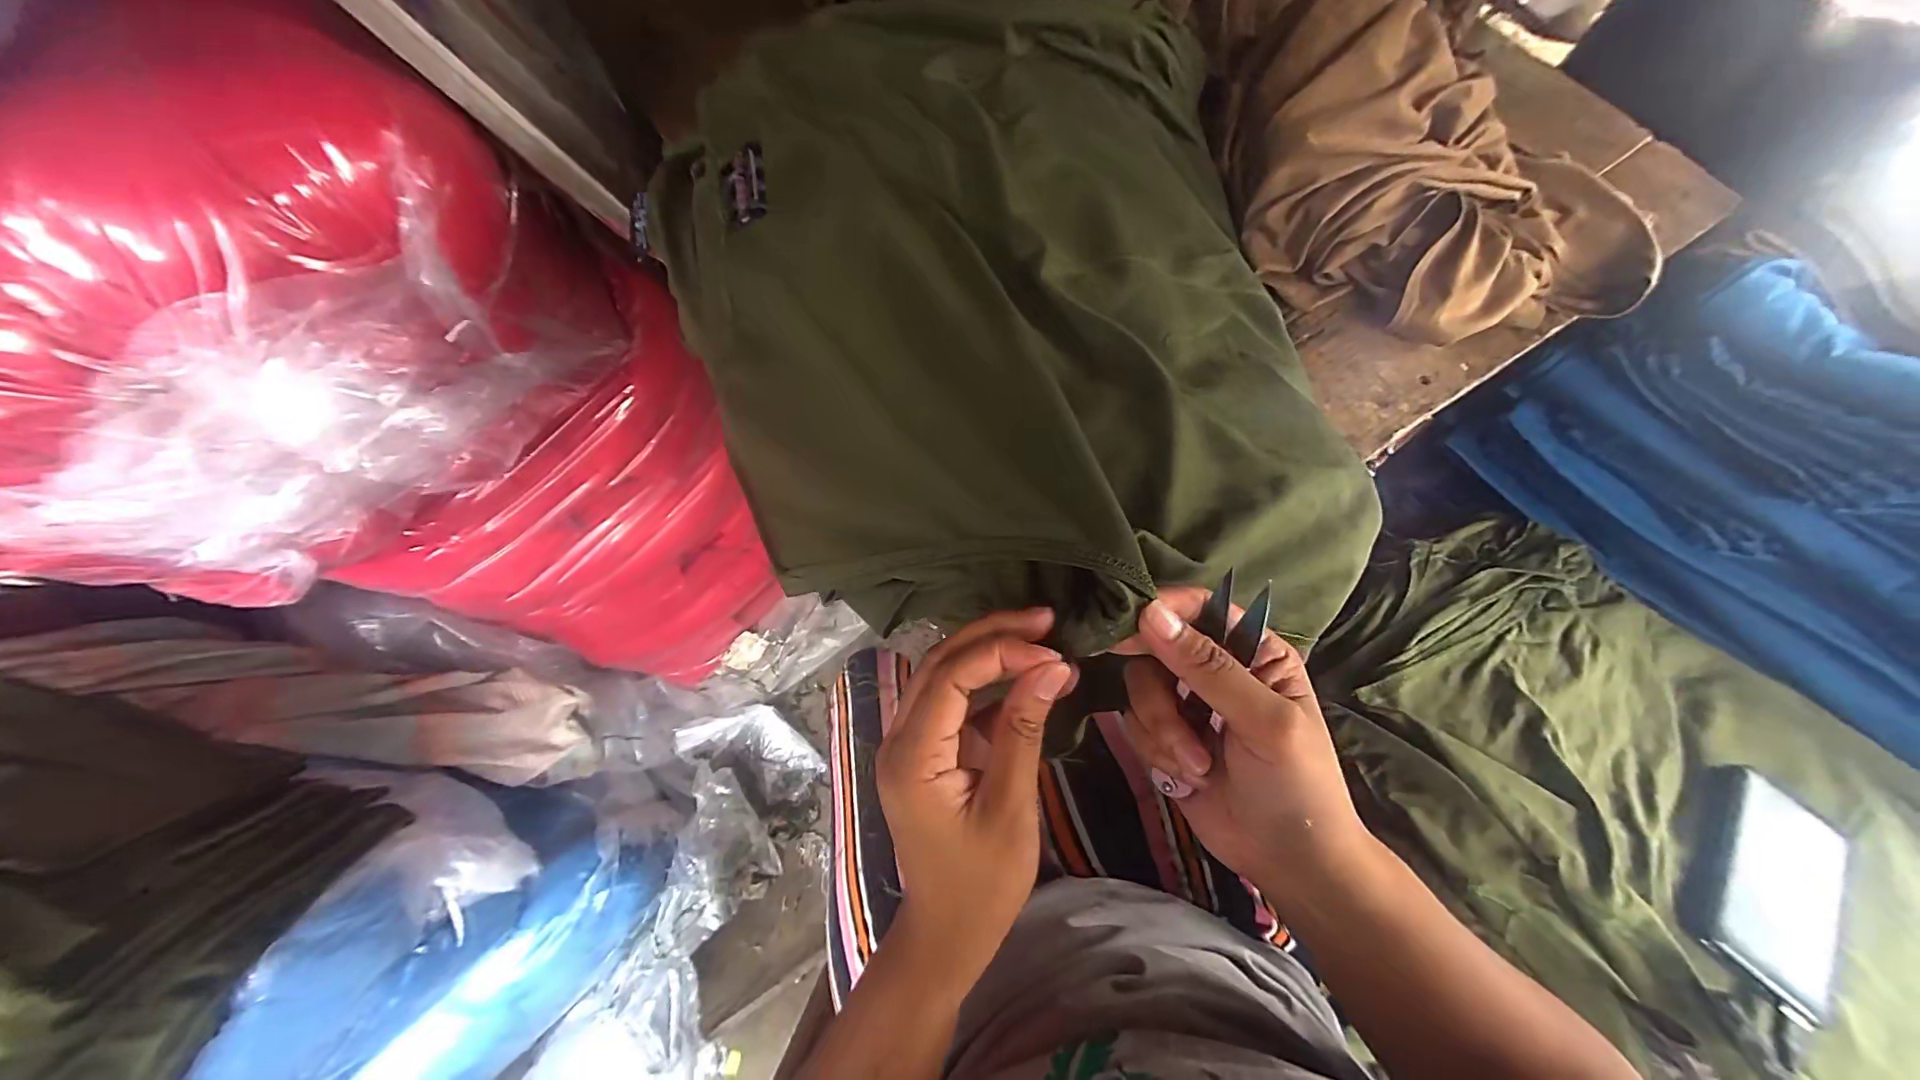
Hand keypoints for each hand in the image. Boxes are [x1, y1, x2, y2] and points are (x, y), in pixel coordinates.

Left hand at [875, 609, 1076, 975]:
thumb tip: (1052, 667)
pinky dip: (988, 684)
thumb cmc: (982, 883)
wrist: (948, 932)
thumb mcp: (1010, 807)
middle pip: (939, 663)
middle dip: (991, 635)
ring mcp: (907, 743)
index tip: (1052, 652)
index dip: (1001, 653)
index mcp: (912, 756)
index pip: (950, 678)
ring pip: (943, 675)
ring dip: (989, 652)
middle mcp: (898, 738)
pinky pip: (953, 702)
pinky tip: (1025, 678)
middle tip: (1044, 618)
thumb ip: (1023, 730)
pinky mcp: (924, 751)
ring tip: (1040, 637)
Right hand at [1117, 592, 1367, 891]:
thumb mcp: (1264, 721)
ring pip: (1138, 689)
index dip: (1162, 612)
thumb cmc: (1298, 785)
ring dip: (1162, 732)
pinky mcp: (1164, 737)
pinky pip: (1134, 724)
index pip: (1198, 607)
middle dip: (1161, 697)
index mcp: (1252, 651)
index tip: (1127, 633)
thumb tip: (1151, 613)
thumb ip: (1208, 667)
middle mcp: (1214, 668)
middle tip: (1177, 727)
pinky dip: (1155, 752)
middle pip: (1154, 650)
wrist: (1290, 863)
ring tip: (1198, 768)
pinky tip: (1187, 778)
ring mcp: (1186, 703)